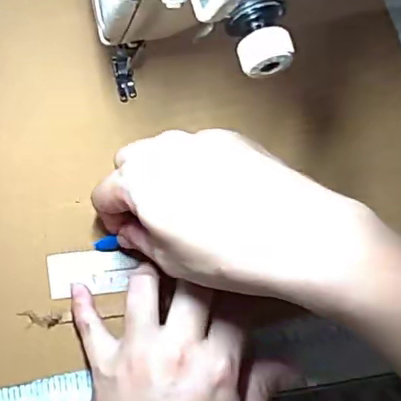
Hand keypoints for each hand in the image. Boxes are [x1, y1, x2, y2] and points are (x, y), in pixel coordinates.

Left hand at [64, 270, 295, 400]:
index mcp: (217, 366)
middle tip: (198, 264)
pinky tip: (80, 285)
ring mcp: (135, 350)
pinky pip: (88, 324)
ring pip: (141, 289)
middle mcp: (176, 347)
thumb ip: (260, 390)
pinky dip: (82, 303)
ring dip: (149, 273)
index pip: (234, 309)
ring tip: (154, 265)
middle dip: (197, 270)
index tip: (242, 283)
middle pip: (191, 285)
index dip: (241, 291)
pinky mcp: (102, 361)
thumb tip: (291, 364)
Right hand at [91, 129, 396, 311]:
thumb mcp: (172, 261)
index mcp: (138, 182)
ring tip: (184, 206)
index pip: (103, 193)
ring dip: (160, 174)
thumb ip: (141, 240)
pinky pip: (196, 148)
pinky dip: (194, 166)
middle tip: (150, 218)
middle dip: (130, 188)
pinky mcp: (230, 139)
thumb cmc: (233, 255)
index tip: (125, 233)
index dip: (110, 218)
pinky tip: (216, 195)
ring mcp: (198, 140)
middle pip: (127, 163)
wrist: (297, 235)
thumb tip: (132, 232)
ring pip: (162, 151)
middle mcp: (163, 151)